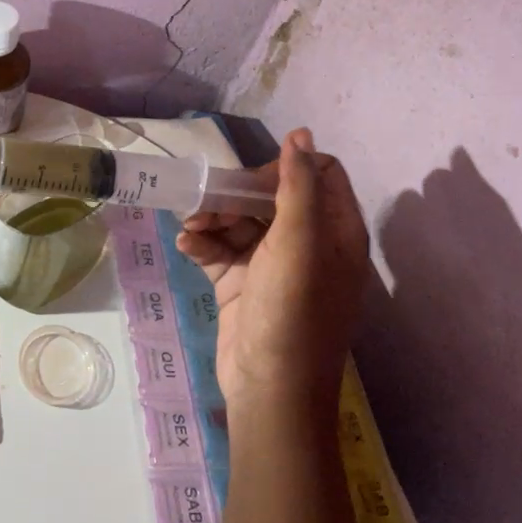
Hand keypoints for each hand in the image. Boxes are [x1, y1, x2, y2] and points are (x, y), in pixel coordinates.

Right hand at [176, 128, 369, 410]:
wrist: (269, 389)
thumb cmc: (292, 311)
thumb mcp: (298, 243)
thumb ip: (297, 185)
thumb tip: (300, 133)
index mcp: (335, 231)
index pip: (317, 174)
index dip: (283, 168)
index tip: (253, 182)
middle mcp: (308, 243)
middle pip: (269, 195)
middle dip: (234, 195)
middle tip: (206, 204)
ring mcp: (273, 265)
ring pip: (239, 220)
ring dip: (211, 218)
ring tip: (190, 229)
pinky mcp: (242, 284)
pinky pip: (220, 249)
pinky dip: (203, 244)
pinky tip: (186, 247)